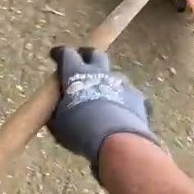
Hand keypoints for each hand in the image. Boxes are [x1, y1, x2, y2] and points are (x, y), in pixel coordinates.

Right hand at [48, 46, 156, 174]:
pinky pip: (128, 93)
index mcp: (76, 74)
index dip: (60, 53)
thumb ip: (57, 111)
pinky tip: (120, 111)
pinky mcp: (137, 96)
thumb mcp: (58, 123)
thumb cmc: (79, 129)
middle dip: (88, 55)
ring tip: (102, 93)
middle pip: (95, 54)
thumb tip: (55, 110)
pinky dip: (122, 99)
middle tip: (82, 60)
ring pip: (113, 74)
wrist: (117, 140)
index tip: (56, 54)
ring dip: (106, 80)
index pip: (67, 54)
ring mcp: (121, 83)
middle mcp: (99, 72)